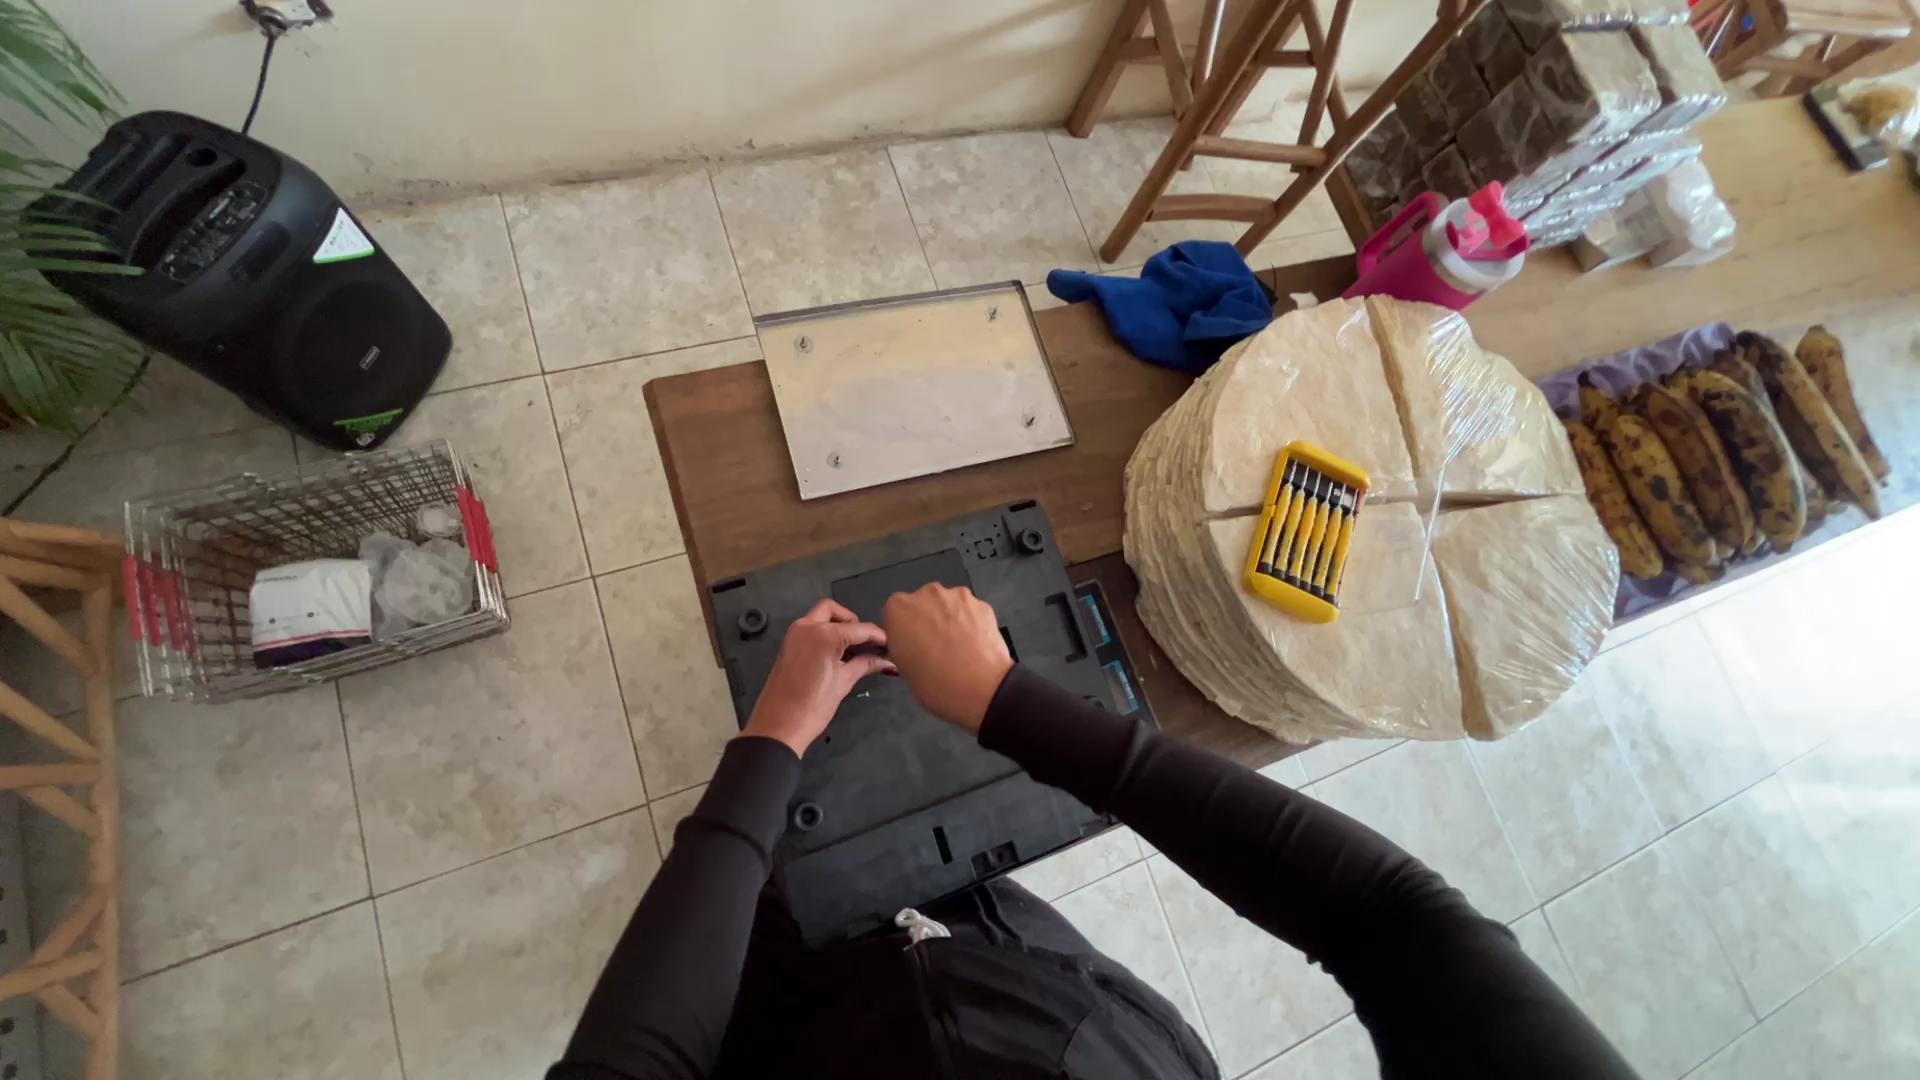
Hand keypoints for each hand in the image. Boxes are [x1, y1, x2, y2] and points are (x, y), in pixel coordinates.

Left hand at [742, 599, 894, 757]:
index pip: (859, 629)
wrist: (778, 726)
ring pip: (820, 616)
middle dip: (852, 621)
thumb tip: (888, 662)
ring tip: (852, 648)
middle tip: (864, 641)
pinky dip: (825, 633)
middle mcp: (808, 626)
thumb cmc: (814, 706)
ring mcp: (795, 633)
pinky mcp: (788, 643)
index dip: (877, 635)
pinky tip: (836, 652)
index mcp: (825, 635)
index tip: (890, 643)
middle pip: (835, 611)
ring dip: (837, 625)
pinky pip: (811, 628)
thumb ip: (865, 664)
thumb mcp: (843, 683)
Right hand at [882, 584, 1012, 734]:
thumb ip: (902, 646)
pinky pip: (970, 612)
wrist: (982, 690)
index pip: (894, 614)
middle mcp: (926, 593)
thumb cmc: (935, 684)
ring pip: (948, 605)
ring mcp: (957, 596)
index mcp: (898, 608)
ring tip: (958, 648)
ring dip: (950, 619)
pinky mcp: (982, 604)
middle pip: (922, 603)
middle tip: (935, 648)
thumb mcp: (904, 670)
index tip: (910, 646)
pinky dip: (971, 623)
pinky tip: (975, 645)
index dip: (902, 631)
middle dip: (926, 620)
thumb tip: (910, 644)